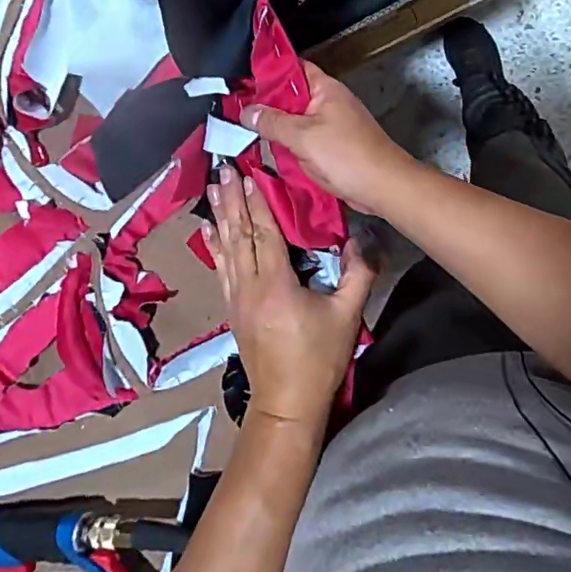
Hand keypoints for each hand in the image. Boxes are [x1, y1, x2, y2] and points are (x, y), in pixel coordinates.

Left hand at [204, 165, 374, 428]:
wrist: (286, 403)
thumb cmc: (318, 360)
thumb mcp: (347, 317)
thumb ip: (357, 275)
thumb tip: (361, 239)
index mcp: (276, 285)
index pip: (265, 233)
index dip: (257, 202)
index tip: (250, 174)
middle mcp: (250, 287)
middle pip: (239, 234)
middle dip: (231, 199)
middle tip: (223, 168)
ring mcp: (237, 298)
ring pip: (226, 248)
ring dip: (219, 215)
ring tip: (211, 187)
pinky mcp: (233, 309)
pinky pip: (220, 269)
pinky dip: (214, 245)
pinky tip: (209, 230)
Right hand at [241, 61, 421, 214]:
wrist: (383, 187)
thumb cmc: (347, 156)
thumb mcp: (302, 136)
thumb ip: (272, 122)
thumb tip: (246, 110)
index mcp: (325, 89)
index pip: (292, 68)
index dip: (268, 72)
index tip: (243, 83)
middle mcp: (328, 102)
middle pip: (291, 97)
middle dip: (268, 106)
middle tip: (239, 113)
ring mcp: (331, 125)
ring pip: (296, 122)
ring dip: (278, 130)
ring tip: (248, 133)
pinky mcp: (332, 147)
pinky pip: (304, 141)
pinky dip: (290, 146)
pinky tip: (272, 153)